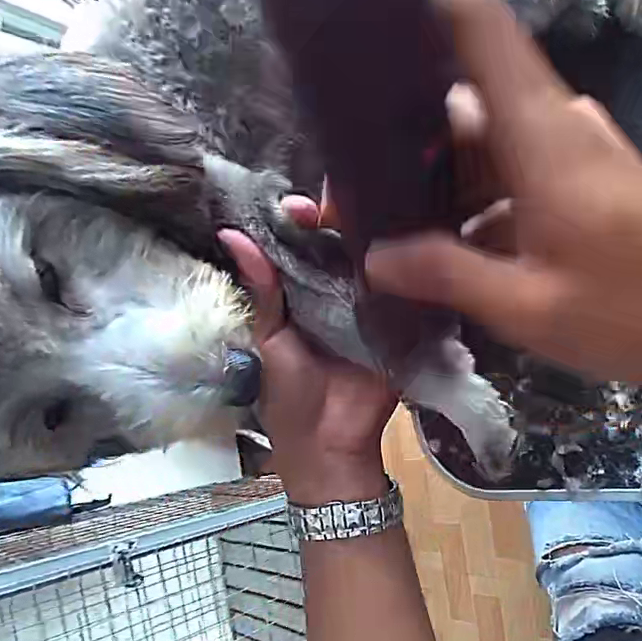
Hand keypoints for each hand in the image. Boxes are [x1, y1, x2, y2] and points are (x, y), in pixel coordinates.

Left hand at [220, 197, 398, 505]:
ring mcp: (373, 309)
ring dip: (376, 240)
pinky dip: (406, 273)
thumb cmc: (290, 394)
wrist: (330, 441)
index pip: (305, 246)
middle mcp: (340, 294)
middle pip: (343, 248)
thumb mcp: (269, 338)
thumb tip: (231, 234)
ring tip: (375, 208)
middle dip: (341, 221)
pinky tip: (410, 242)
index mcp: (305, 293)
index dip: (302, 221)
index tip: (298, 206)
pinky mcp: (401, 327)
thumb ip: (262, 289)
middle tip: (338, 199)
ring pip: (376, 265)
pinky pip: (404, 295)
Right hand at [365, 0, 641, 386]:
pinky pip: (514, 169)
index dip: (418, 0)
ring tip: (390, 229)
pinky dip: (476, 199)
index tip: (359, 24)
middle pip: (465, 98)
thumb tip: (375, 259)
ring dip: (440, 180)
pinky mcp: (583, 176)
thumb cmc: (625, 314)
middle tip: (351, 192)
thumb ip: (446, 274)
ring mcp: (574, 148)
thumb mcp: (525, 306)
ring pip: (487, 140)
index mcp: (541, 135)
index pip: (476, 23)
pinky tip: (448, 246)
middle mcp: (557, 123)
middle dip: (405, 138)